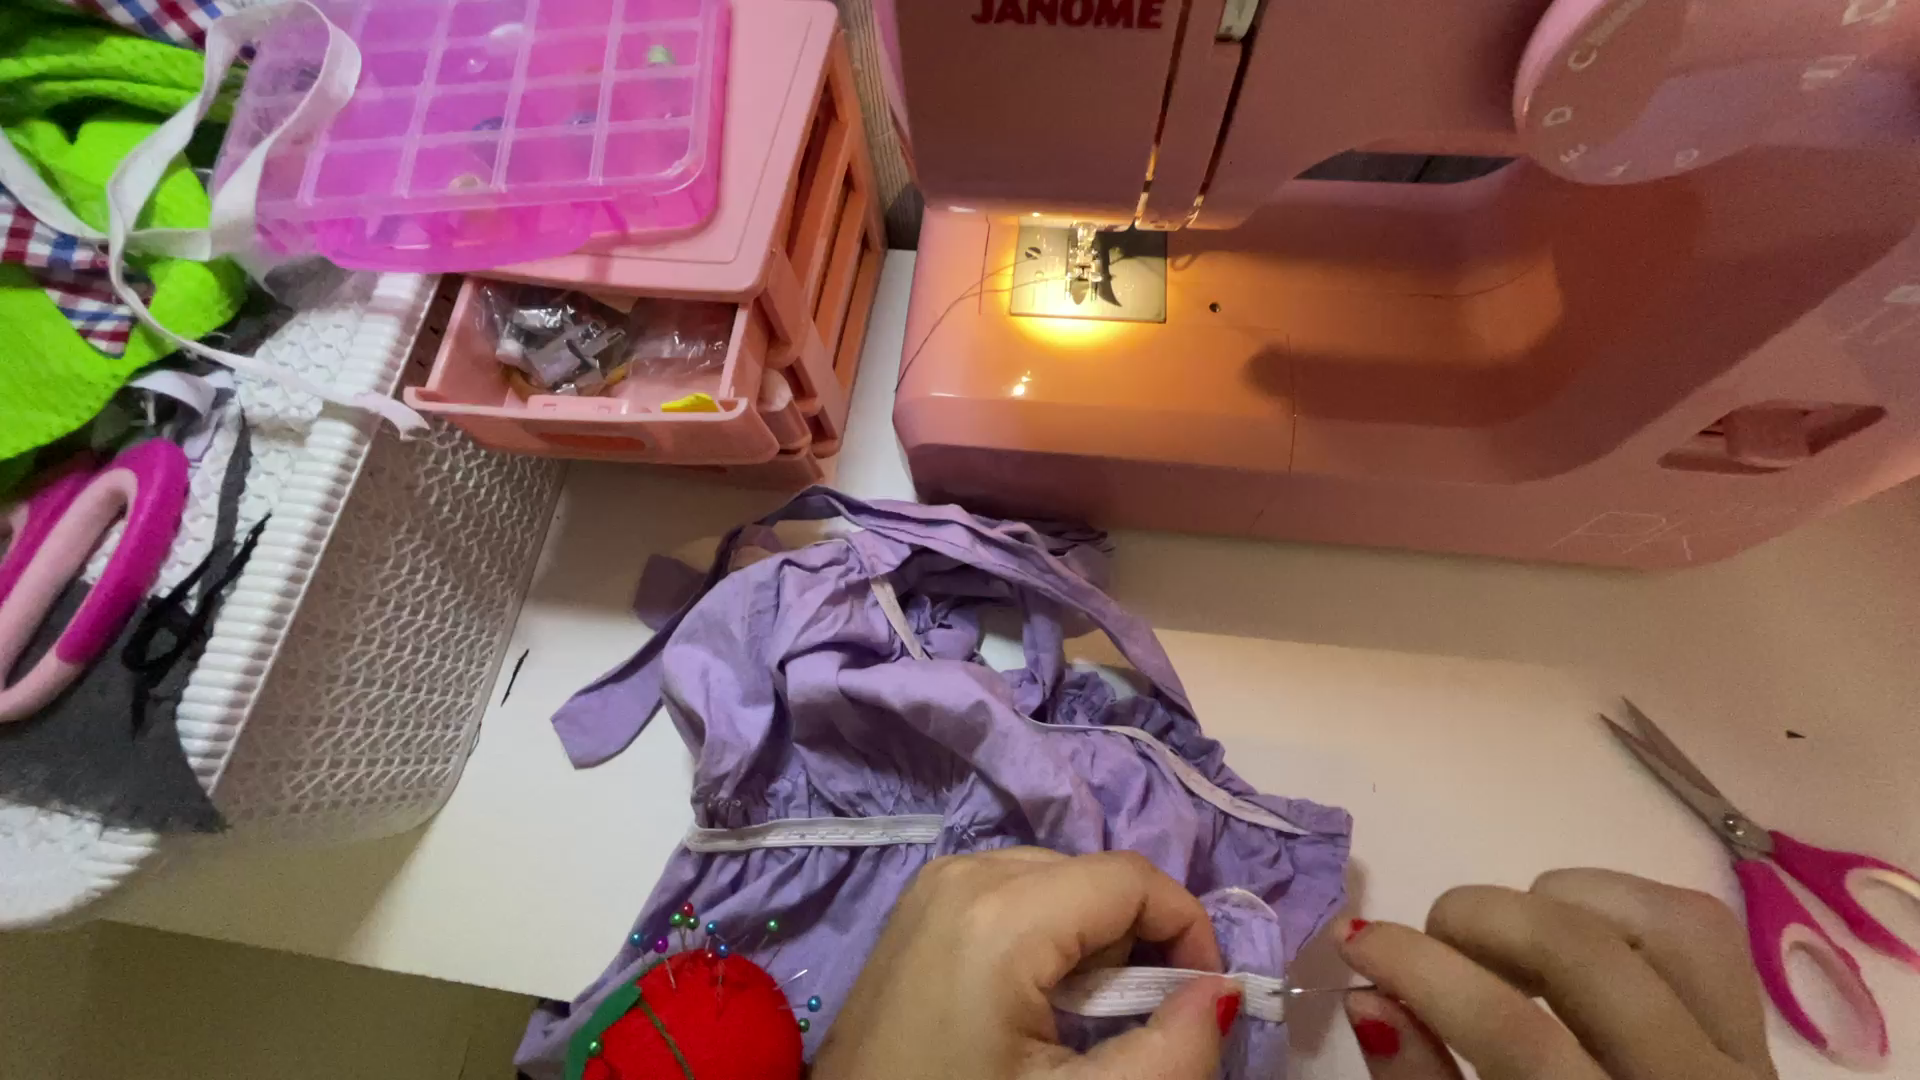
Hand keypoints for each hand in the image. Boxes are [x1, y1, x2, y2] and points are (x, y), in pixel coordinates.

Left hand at [811, 847, 1239, 1079]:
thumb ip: (1172, 1053)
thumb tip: (1223, 991)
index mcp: (1001, 911)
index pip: (1130, 877)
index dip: (1187, 929)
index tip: (1203, 1000)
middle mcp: (966, 868)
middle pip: (1091, 876)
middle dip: (1133, 942)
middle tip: (1128, 1023)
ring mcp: (936, 878)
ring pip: (1054, 880)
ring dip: (1089, 939)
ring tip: (1075, 1018)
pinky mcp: (922, 899)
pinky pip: (1011, 889)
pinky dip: (1043, 931)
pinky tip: (1028, 997)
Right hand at [1337, 868, 1778, 1079]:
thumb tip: (1366, 991)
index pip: (1516, 1031)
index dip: (1418, 969)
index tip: (1353, 942)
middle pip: (1580, 948)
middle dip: (1473, 917)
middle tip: (1430, 946)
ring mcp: (1746, 1062)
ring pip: (1656, 918)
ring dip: (1553, 905)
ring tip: (1505, 949)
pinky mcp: (1754, 1036)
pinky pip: (1692, 928)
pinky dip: (1609, 908)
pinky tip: (1562, 946)